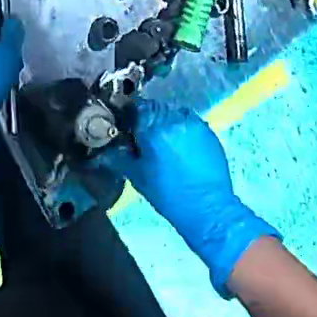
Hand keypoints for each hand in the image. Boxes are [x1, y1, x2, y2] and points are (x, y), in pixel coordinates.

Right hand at [105, 100, 277, 292]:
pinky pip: (189, 123)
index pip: (137, 107)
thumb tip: (107, 146)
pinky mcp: (209, 133)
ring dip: (166, 123)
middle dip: (149, 120)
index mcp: (155, 128)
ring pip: (173, 113)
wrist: (208, 210)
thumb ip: (119, 154)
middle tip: (146, 139)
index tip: (129, 129)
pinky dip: (182, 130)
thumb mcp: (136, 175)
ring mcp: (195, 125)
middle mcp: (176, 120)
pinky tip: (180, 148)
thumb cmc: (168, 195)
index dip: (130, 117)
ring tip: (164, 144)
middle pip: (156, 108)